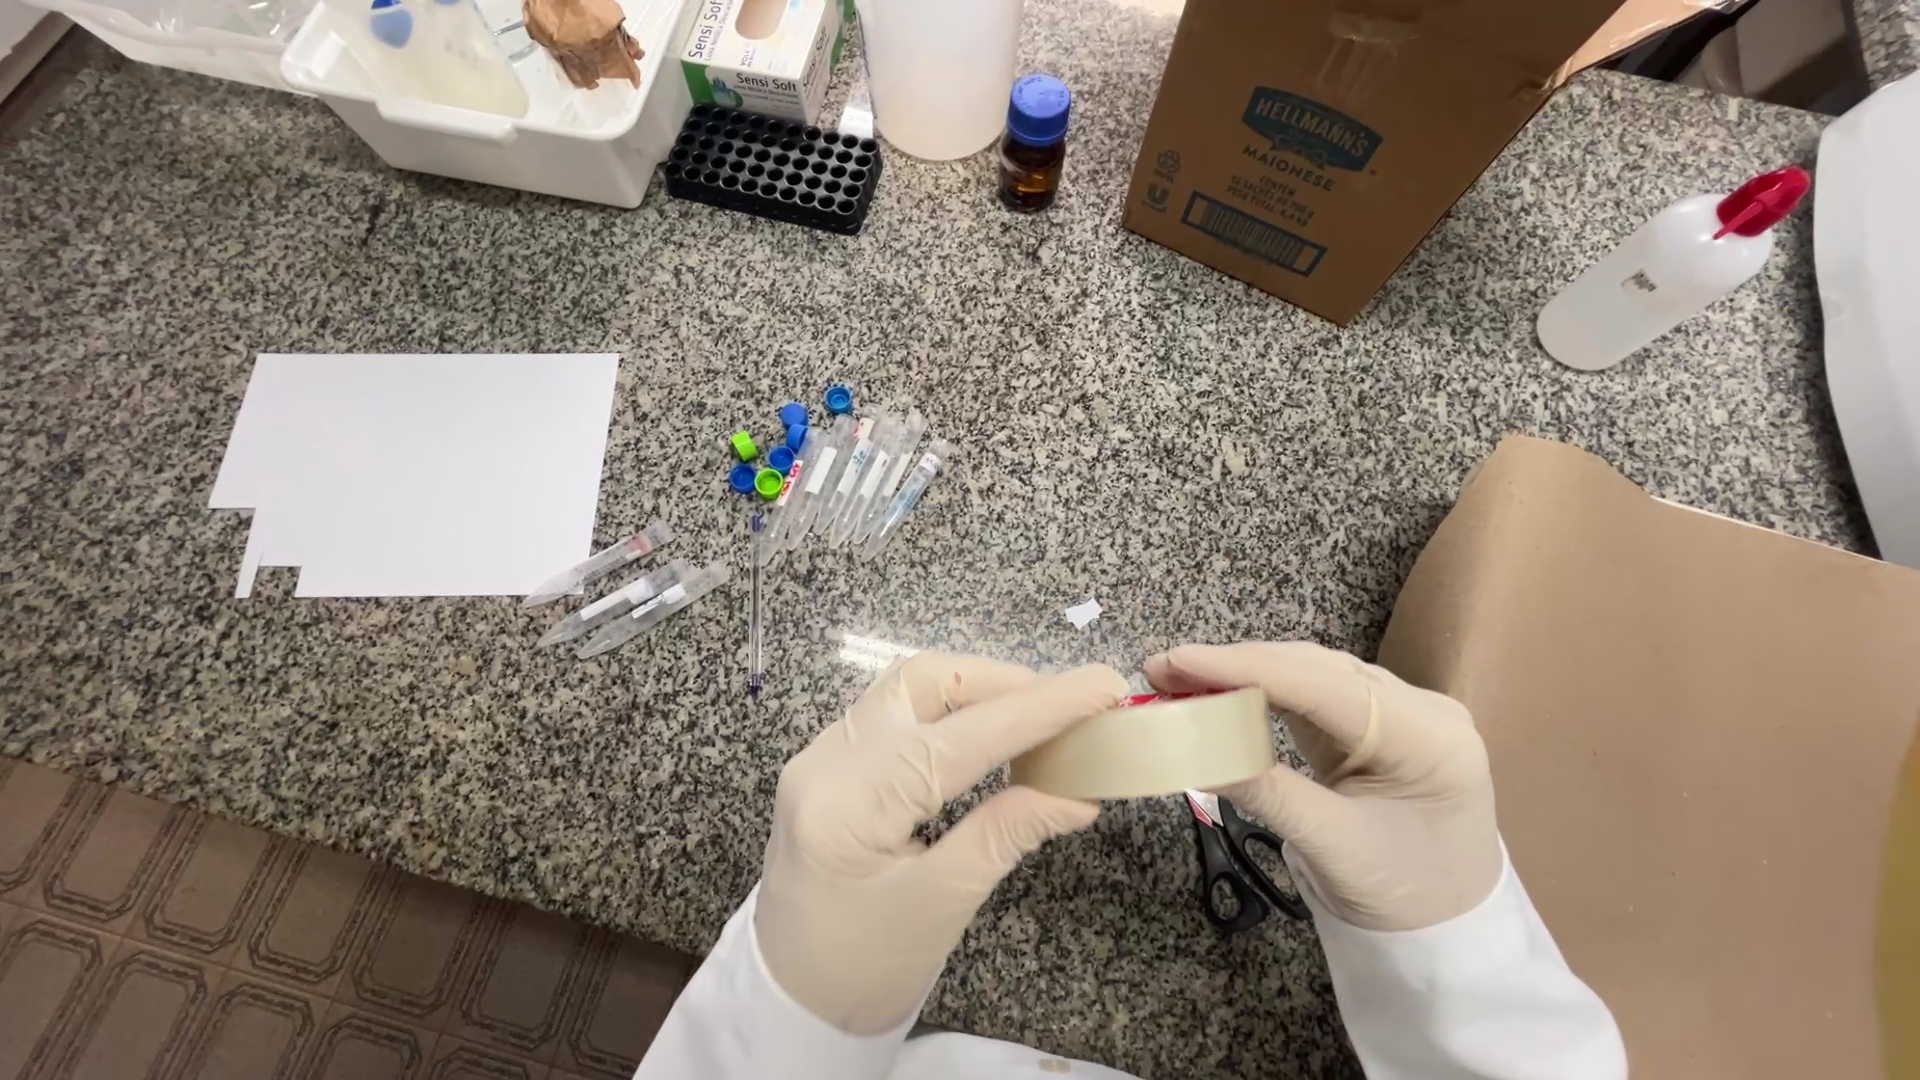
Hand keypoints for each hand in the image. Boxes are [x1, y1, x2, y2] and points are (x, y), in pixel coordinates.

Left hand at [754, 652, 1128, 1034]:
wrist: (791, 997)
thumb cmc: (863, 970)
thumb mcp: (942, 907)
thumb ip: (1006, 835)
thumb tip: (1078, 793)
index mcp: (849, 804)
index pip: (960, 737)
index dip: (1037, 708)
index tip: (1102, 685)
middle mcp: (827, 759)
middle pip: (924, 681)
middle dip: (1002, 682)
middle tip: (1068, 704)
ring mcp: (823, 753)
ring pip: (908, 685)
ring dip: (976, 687)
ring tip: (1035, 713)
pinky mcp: (831, 759)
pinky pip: (895, 707)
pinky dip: (949, 706)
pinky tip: (985, 726)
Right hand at [1146, 641, 1501, 930]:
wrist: (1447, 927)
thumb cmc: (1403, 895)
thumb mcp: (1333, 847)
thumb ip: (1264, 791)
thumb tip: (1188, 750)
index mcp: (1428, 738)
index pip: (1321, 684)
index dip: (1244, 668)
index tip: (1175, 662)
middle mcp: (1418, 708)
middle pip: (1313, 667)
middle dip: (1234, 665)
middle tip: (1162, 671)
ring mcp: (1399, 709)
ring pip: (1308, 671)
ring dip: (1243, 672)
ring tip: (1181, 679)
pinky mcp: (1374, 719)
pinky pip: (1309, 690)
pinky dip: (1261, 690)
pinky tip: (1223, 690)